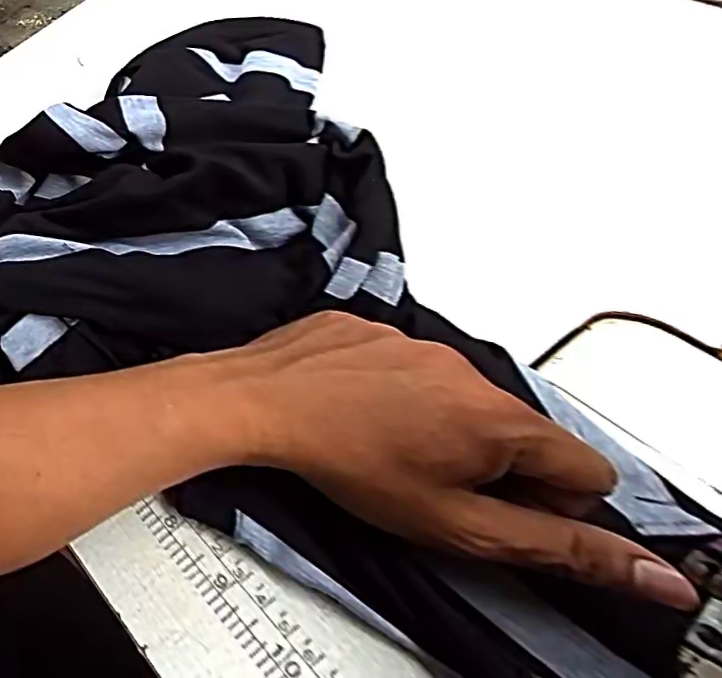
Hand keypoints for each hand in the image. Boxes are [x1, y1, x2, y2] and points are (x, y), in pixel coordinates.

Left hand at [230, 312, 699, 609]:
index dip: (549, 501)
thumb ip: (560, 548)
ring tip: (375, 433)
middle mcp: (451, 362)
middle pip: (511, 423)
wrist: (247, 402)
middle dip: (487, 456)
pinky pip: (391, 357)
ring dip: (432, 414)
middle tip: (425, 471)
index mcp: (492, 412)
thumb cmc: (335, 456)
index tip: (494, 503)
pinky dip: (382, 380)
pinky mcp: (350, 323)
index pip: (585, 468)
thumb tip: (651, 575)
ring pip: (448, 388)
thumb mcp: (453, 523)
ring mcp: (394, 335)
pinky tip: (347, 400)